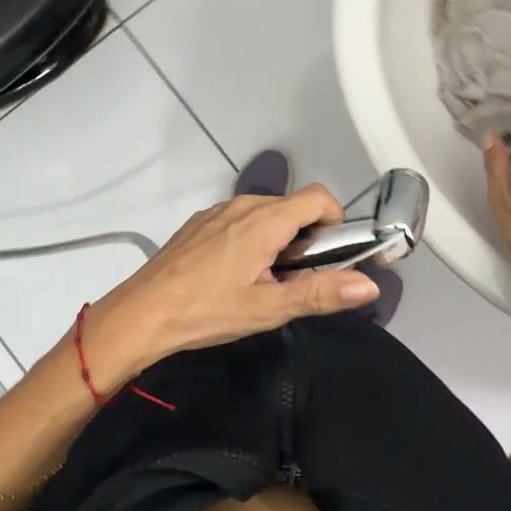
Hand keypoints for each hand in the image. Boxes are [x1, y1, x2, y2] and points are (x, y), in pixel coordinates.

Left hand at [83, 185, 381, 382]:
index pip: (319, 197)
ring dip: (278, 240)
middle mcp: (244, 204)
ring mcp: (218, 211)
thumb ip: (321, 292)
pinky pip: (239, 221)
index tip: (328, 258)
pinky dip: (251, 240)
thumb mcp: (269, 308)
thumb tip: (369, 284)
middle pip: (293, 207)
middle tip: (295, 281)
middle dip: (306, 238)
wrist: (141, 313)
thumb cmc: (208, 310)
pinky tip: (232, 277)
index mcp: (266, 220)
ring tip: (262, 283)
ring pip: (265, 214)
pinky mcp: (199, 223)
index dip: (335, 223)